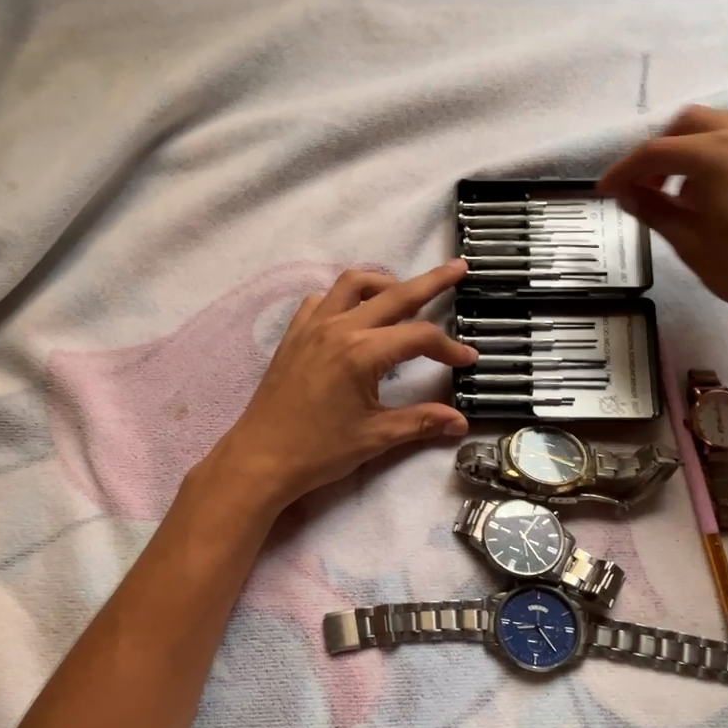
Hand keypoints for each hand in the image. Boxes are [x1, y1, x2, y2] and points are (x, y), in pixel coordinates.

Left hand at [204, 261, 478, 508]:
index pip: (419, 337)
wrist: (259, 458)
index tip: (469, 360)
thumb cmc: (318, 451)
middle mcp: (338, 328)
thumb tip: (460, 422)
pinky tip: (355, 316)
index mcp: (362, 353)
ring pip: (353, 284)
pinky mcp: (294, 335)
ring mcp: (312, 327)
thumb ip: (421, 421)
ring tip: (405, 293)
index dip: (449, 348)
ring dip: (384, 283)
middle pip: (394, 294)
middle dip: (431, 282)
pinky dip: (344, 299)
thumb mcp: (375, 437)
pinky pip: (322, 300)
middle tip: (458, 269)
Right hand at [597, 106, 727, 340]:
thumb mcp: (690, 243)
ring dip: (691, 151)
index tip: (605, 192)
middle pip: (688, 124)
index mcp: (718, 153)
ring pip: (721, 126)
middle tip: (643, 189)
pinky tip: (719, 193)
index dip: (624, 171)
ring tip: (682, 194)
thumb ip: (654, 210)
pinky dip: (723, 155)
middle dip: (659, 152)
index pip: (656, 152)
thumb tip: (627, 194)